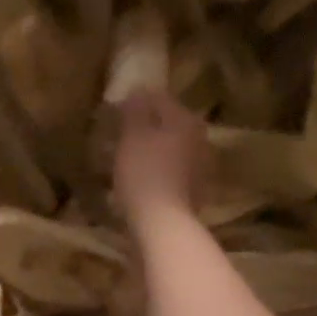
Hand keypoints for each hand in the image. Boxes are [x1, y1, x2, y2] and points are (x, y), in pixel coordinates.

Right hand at [112, 91, 207, 222]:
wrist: (162, 225)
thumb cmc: (144, 175)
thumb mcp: (132, 137)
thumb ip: (135, 110)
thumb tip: (137, 90)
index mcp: (186, 119)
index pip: (160, 99)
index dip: (136, 103)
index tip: (116, 113)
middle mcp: (200, 138)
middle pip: (170, 125)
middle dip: (148, 129)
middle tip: (123, 139)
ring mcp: (201, 168)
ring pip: (173, 151)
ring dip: (155, 153)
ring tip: (132, 163)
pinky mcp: (195, 194)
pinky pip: (174, 175)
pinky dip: (160, 175)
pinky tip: (145, 184)